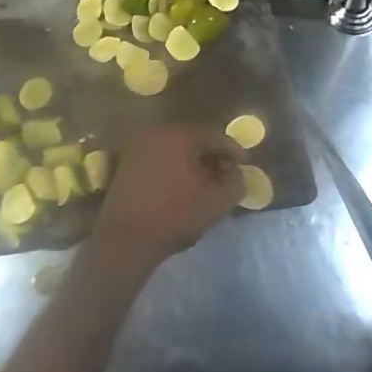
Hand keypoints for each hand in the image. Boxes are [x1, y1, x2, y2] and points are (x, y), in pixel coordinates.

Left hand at [93, 122, 244, 264]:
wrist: (125, 239)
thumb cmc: (175, 216)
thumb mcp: (217, 202)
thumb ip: (236, 183)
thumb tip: (237, 174)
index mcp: (180, 134)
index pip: (215, 137)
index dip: (234, 151)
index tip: (245, 165)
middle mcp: (157, 132)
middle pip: (194, 140)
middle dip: (213, 156)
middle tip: (227, 174)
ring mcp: (138, 146)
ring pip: (175, 149)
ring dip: (193, 163)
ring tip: (206, 183)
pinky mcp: (126, 163)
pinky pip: (159, 158)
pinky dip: (174, 167)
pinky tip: (182, 186)